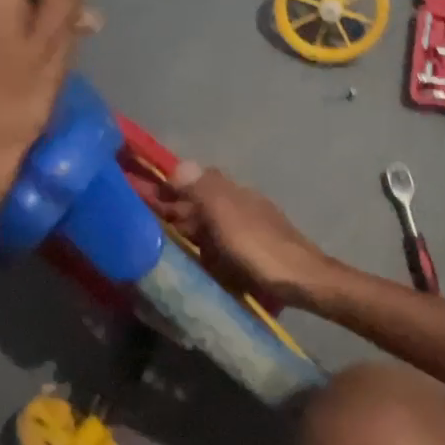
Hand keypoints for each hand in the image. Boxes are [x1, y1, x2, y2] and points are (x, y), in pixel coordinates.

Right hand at [156, 163, 342, 308]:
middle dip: (176, 208)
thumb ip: (203, 190)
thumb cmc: (259, 248)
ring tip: (163, 241)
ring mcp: (250, 229)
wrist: (302, 280)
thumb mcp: (226, 215)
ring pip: (211, 223)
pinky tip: (196, 258)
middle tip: (146, 222)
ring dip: (189, 228)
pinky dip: (205, 246)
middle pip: (202, 202)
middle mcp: (241, 205)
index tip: (143, 194)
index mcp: (233, 194)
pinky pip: (221, 243)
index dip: (171, 186)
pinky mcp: (254, 252)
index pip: (196, 180)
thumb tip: (179, 164)